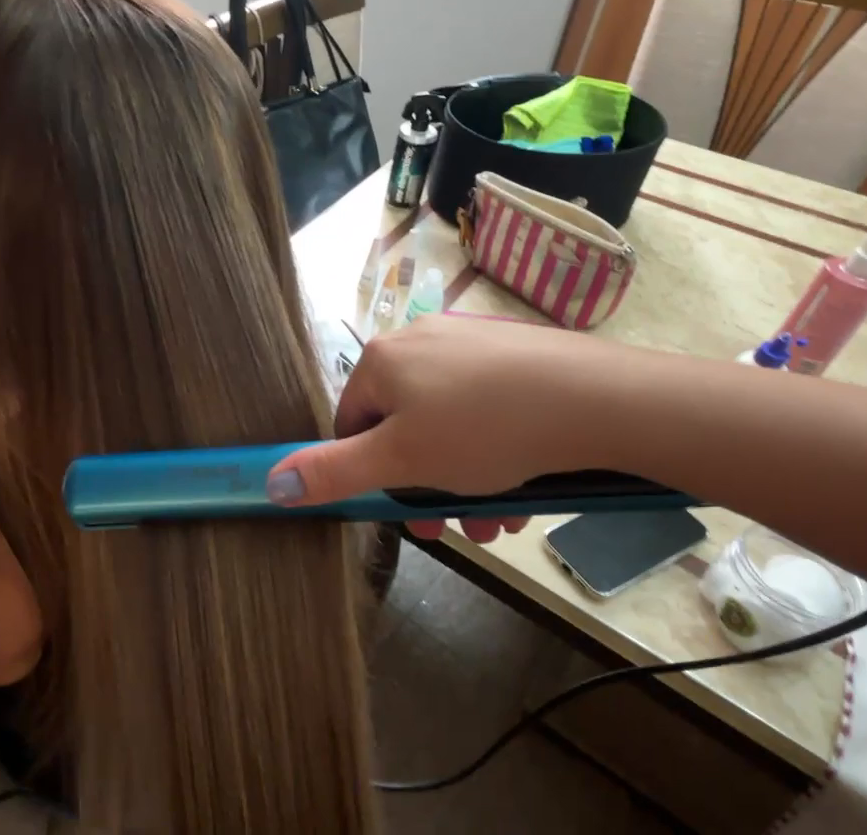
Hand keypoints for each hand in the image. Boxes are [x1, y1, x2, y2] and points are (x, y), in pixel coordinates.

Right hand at [267, 315, 625, 543]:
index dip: (371, 475)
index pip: (350, 424)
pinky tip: (523, 488)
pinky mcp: (514, 352)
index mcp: (382, 359)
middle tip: (455, 527)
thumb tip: (270, 484)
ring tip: (497, 521)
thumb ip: (333, 473)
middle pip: (402, 427)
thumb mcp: (401, 463)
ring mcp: (470, 342)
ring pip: (448, 424)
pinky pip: (486, 408)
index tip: (405, 512)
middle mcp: (419, 339)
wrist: (596, 399)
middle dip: (425, 486)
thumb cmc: (484, 431)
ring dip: (464, 480)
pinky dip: (495, 451)